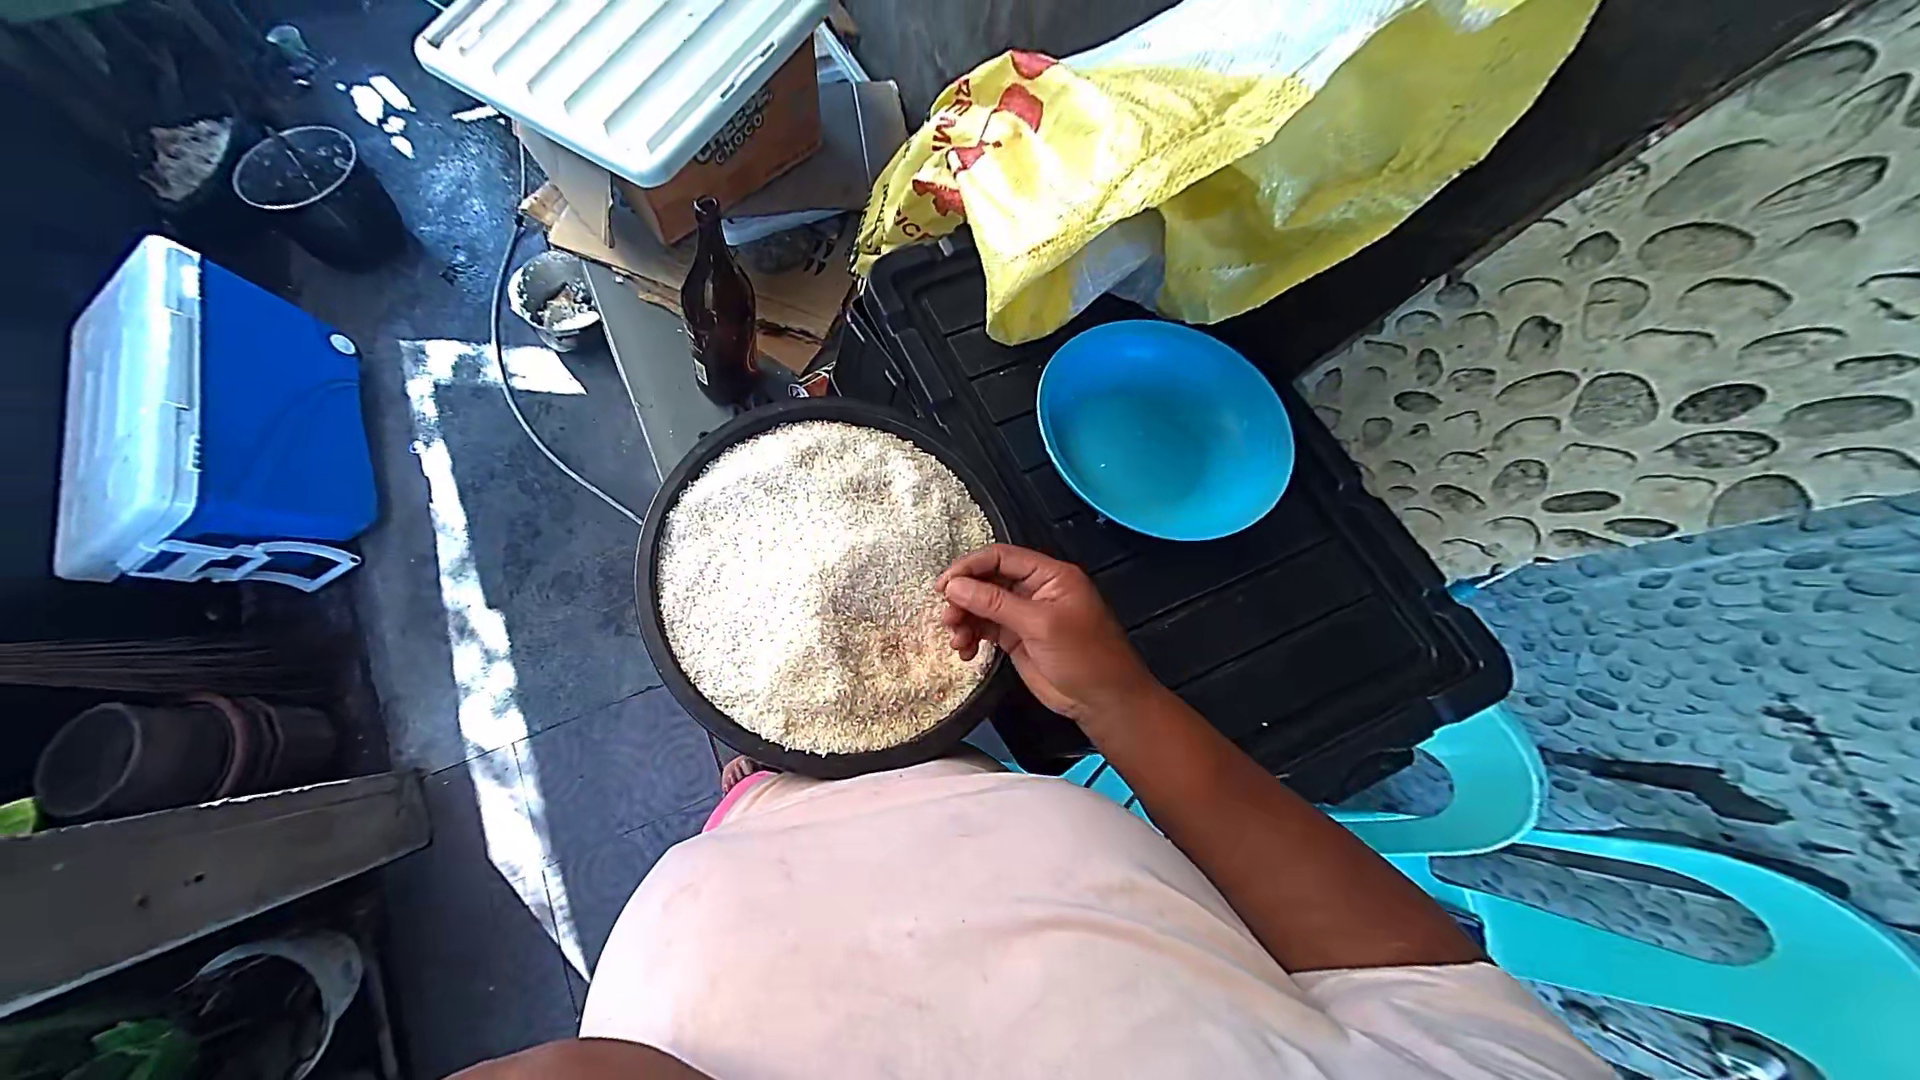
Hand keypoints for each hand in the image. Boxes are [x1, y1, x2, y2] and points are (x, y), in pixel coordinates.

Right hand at [937, 544, 1161, 722]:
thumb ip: (996, 603)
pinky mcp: (1016, 638)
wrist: (1104, 701)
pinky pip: (985, 628)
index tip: (945, 584)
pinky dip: (971, 637)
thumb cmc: (1088, 657)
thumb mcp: (1040, 625)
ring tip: (957, 639)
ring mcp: (1024, 614)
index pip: (1001, 557)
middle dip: (964, 597)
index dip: (970, 567)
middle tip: (948, 616)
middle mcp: (1034, 589)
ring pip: (982, 605)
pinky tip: (966, 651)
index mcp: (1049, 575)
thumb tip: (956, 586)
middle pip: (987, 581)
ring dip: (964, 619)